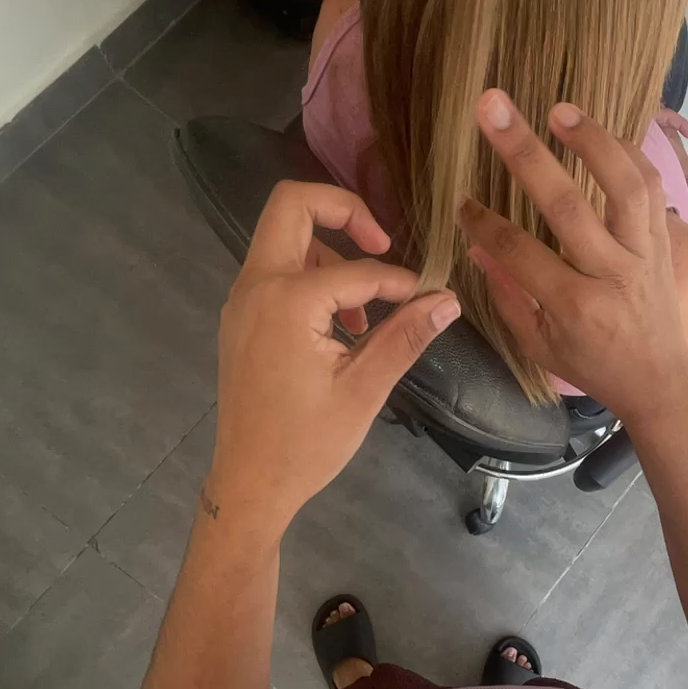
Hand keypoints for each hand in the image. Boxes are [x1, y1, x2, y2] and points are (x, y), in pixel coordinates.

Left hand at [208, 181, 459, 530]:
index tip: (425, 300)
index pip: (356, 270)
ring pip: (282, 240)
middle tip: (382, 244)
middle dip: (343, 212)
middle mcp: (254, 287)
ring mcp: (241, 302)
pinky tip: (339, 329)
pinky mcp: (240, 320)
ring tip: (365, 312)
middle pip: (292, 207)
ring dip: (328, 254)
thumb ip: (405, 337)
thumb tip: (447, 300)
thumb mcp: (365, 390)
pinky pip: (275, 274)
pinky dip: (310, 280)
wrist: (250, 482)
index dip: (397, 281)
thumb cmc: (307, 443)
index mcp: (286, 301)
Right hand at [458, 90, 687, 431]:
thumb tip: (477, 248)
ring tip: (558, 109)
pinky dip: (629, 154)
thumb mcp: (541, 347)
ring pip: (624, 187)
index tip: (461, 201)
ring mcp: (643, 255)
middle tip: (491, 107)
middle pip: (568, 206)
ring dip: (592, 140)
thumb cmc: (593, 367)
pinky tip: (600, 133)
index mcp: (575, 308)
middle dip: (524, 154)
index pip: (520, 253)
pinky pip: (651, 189)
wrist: (658, 381)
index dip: (484, 224)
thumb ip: (508, 299)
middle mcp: (612, 276)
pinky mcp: (663, 243)